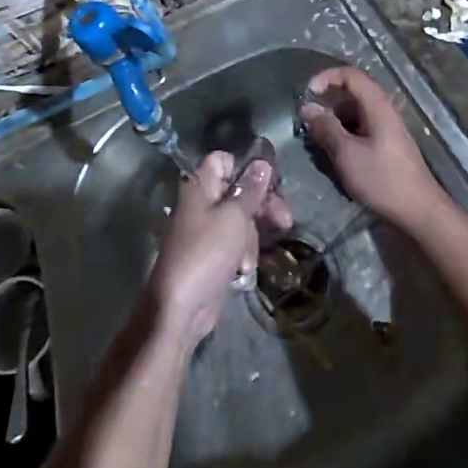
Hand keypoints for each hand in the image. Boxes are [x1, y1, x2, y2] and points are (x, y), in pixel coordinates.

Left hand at [150, 150, 293, 345]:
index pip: (223, 161)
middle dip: (261, 206)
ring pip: (241, 219)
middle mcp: (201, 203)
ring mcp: (207, 230)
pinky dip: (243, 254)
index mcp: (199, 186)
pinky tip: (243, 270)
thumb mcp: (234, 217)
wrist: (181, 307)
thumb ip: (250, 190)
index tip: (270, 182)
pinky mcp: (214, 254)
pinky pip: (237, 243)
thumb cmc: (207, 252)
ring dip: (251, 237)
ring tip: (247, 260)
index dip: (246, 168)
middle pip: (238, 191)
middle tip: (285, 220)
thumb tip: (261, 162)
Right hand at [300, 66, 447, 230]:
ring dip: (334, 121)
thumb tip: (308, 109)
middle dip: (327, 103)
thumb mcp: (347, 155)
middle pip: (352, 93)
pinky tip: (334, 154)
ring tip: (317, 140)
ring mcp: (387, 128)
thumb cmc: (383, 180)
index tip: (307, 94)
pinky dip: (344, 134)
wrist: (419, 212)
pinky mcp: (387, 145)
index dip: (326, 77)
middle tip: (308, 121)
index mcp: (377, 106)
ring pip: (354, 113)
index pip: (351, 74)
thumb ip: (326, 128)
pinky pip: (360, 129)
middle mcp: (384, 111)